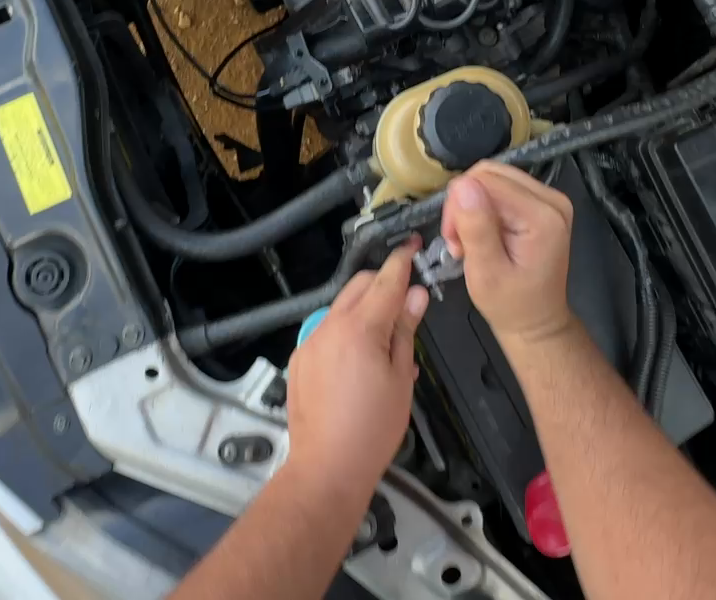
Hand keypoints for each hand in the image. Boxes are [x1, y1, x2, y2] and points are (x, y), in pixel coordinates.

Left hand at [285, 241, 429, 499]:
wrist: (326, 469)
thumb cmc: (372, 428)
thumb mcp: (400, 378)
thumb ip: (405, 331)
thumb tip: (416, 295)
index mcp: (360, 328)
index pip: (386, 281)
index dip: (402, 261)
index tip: (412, 246)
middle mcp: (330, 325)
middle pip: (359, 285)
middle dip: (382, 283)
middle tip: (405, 303)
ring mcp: (310, 341)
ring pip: (342, 307)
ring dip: (363, 308)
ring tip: (383, 341)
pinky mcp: (299, 358)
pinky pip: (326, 330)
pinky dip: (345, 331)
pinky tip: (358, 362)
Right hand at [441, 162, 576, 348]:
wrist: (536, 321)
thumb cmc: (510, 304)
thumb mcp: (486, 273)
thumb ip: (476, 228)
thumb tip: (463, 184)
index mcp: (543, 216)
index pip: (485, 181)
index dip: (460, 205)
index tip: (454, 242)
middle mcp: (551, 198)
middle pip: (488, 174)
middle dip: (464, 204)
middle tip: (459, 242)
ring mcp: (548, 197)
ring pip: (491, 177)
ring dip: (470, 205)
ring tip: (468, 241)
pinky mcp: (540, 201)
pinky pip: (499, 187)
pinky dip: (481, 206)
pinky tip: (480, 232)